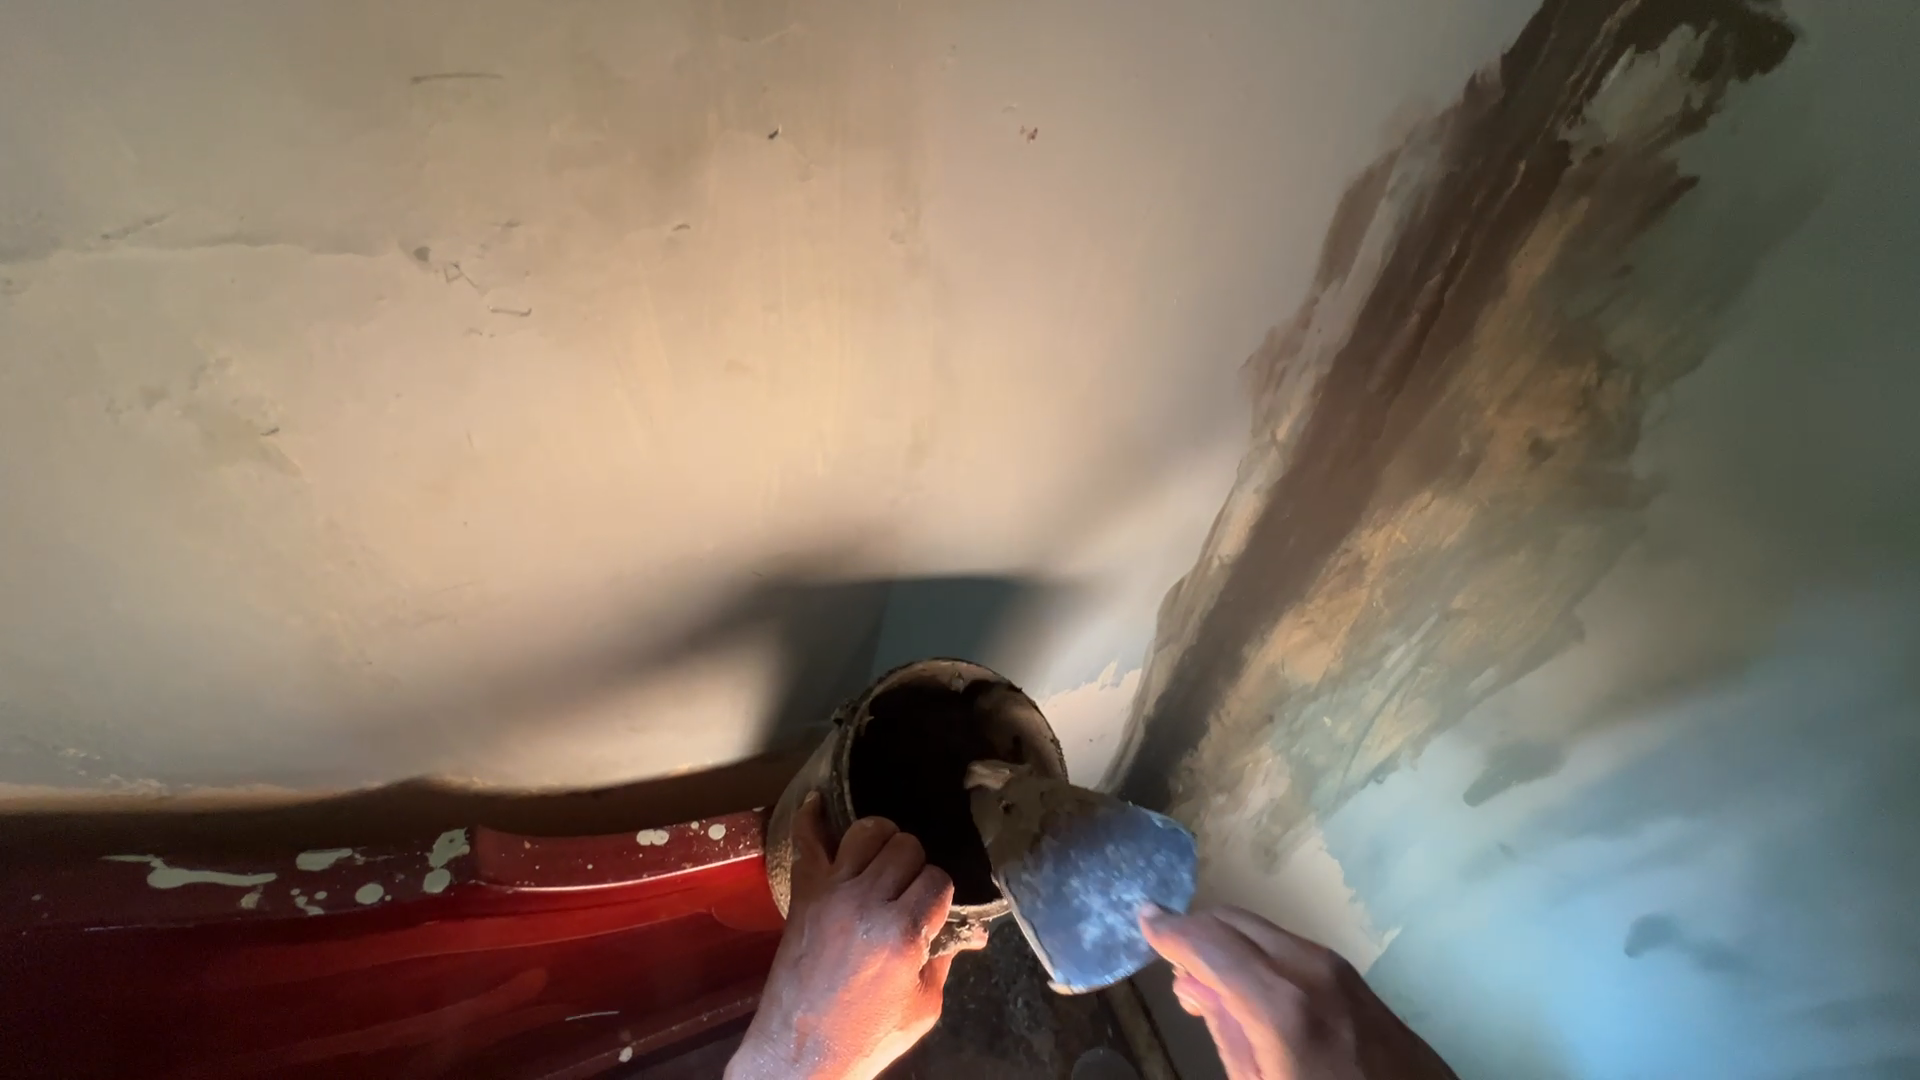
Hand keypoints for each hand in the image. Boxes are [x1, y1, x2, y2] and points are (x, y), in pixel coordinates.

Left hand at [727, 793, 959, 1079]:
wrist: (799, 1058)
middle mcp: (867, 901)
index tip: (933, 909)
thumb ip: (945, 960)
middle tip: (908, 889)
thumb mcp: (922, 1008)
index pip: (938, 878)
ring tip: (883, 859)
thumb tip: (970, 931)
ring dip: (882, 840)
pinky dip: (812, 817)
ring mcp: (832, 891)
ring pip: (867, 830)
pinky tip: (820, 800)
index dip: (940, 893)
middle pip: (907, 845)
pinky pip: (807, 841)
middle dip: (916, 865)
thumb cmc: (865, 1039)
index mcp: (902, 933)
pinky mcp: (804, 893)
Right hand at [1140, 906, 1456, 1079]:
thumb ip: (1226, 1035)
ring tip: (1209, 980)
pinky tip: (1252, 988)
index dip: (1170, 929)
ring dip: (1226, 941)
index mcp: (1280, 1006)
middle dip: (1196, 932)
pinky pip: (1289, 947)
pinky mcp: (1357, 980)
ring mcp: (1338, 970)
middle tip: (1171, 957)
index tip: (1143, 918)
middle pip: (1232, 922)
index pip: (1207, 942)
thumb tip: (1195, 986)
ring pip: (1260, 929)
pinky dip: (1257, 952)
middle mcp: (1308, 970)